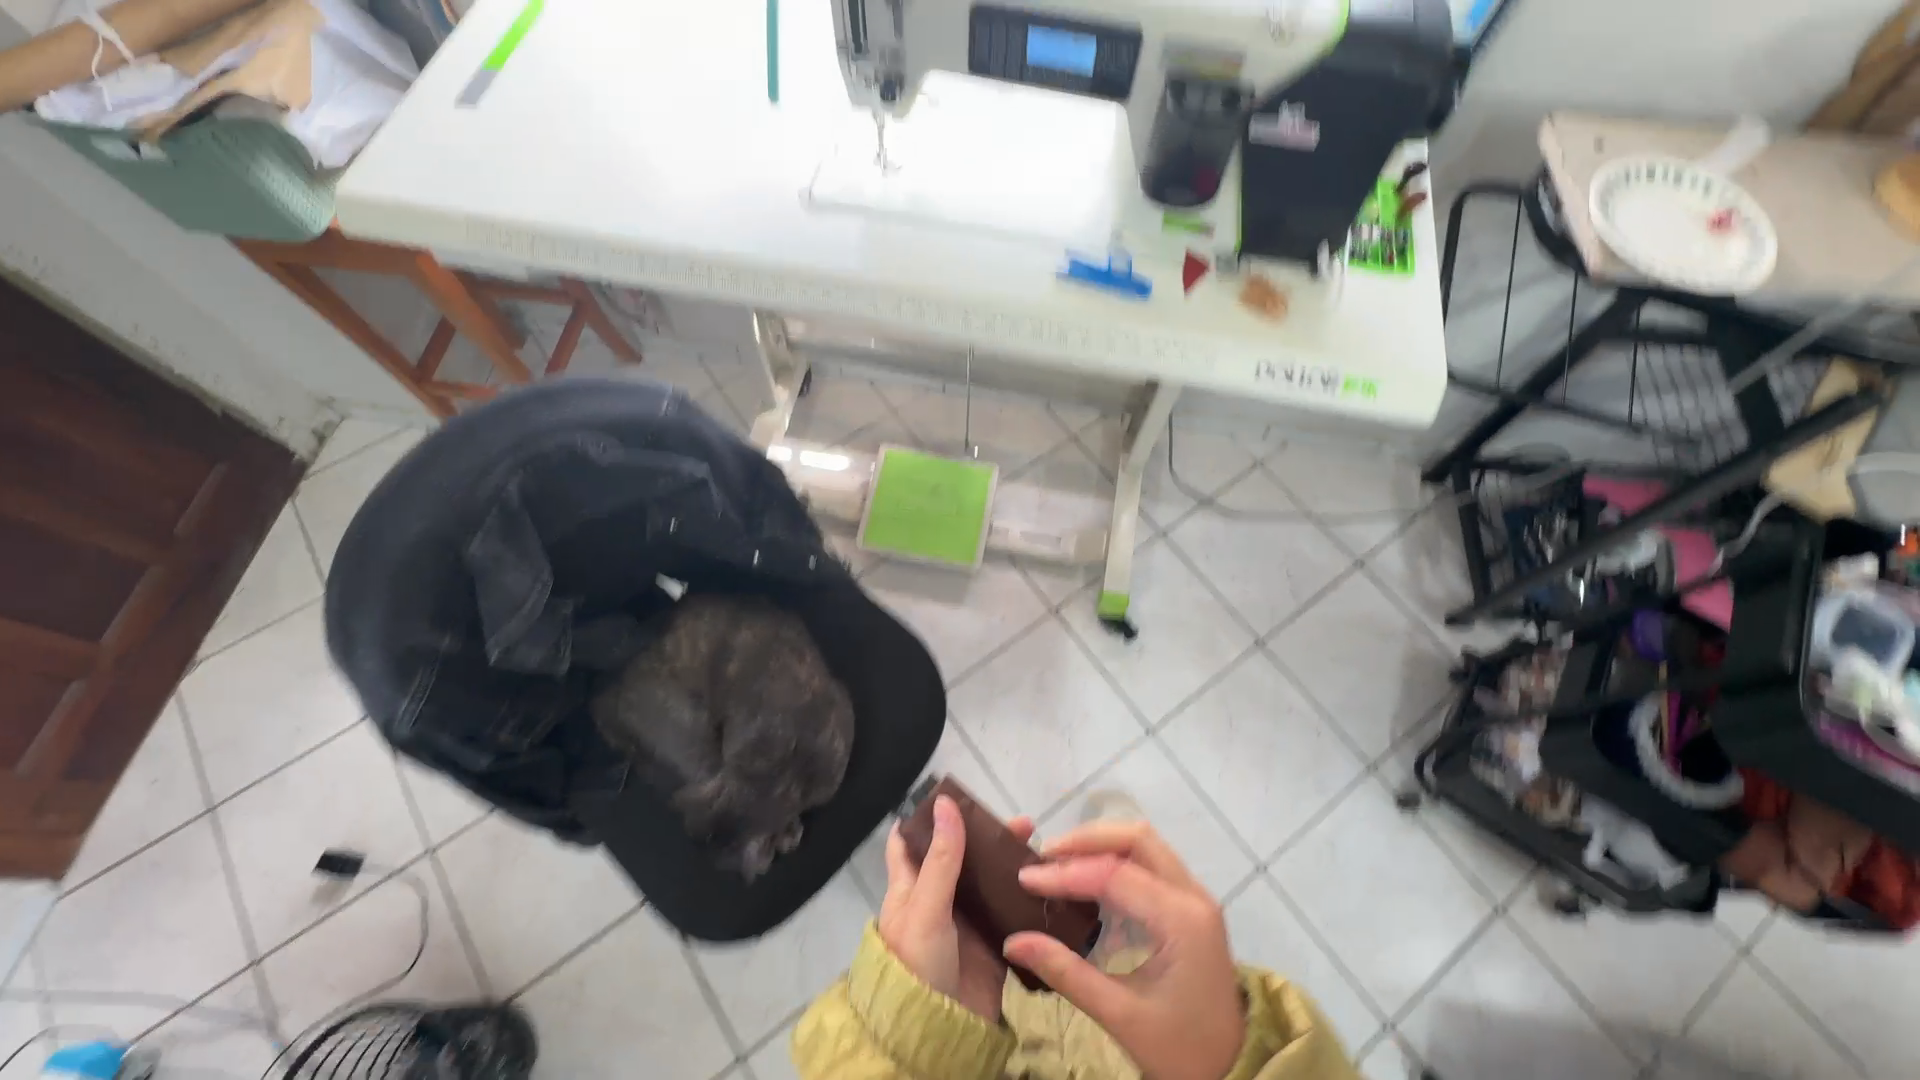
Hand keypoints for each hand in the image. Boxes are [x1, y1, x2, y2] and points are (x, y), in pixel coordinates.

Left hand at [878, 795, 1034, 1022]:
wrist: (939, 1033)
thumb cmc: (918, 964)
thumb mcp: (924, 907)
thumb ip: (941, 858)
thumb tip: (946, 804)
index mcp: (909, 888)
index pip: (910, 844)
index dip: (926, 819)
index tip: (952, 795)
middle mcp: (937, 901)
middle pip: (959, 858)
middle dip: (984, 837)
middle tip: (1019, 820)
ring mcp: (966, 923)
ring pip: (988, 883)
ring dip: (1008, 863)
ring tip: (1038, 843)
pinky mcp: (992, 944)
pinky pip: (1010, 913)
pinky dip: (1025, 897)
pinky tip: (1049, 881)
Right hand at [1006, 822, 1244, 1079]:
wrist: (1234, 1072)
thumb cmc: (1180, 1049)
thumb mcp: (1120, 1016)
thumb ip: (1066, 972)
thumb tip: (1012, 941)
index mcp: (1183, 920)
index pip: (1114, 874)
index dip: (1066, 872)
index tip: (1025, 878)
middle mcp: (1194, 896)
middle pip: (1136, 839)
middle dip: (1085, 840)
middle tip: (1043, 858)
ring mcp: (1195, 898)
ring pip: (1144, 844)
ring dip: (1100, 845)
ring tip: (1059, 864)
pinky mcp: (1190, 907)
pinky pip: (1150, 863)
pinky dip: (1115, 860)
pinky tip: (1087, 881)